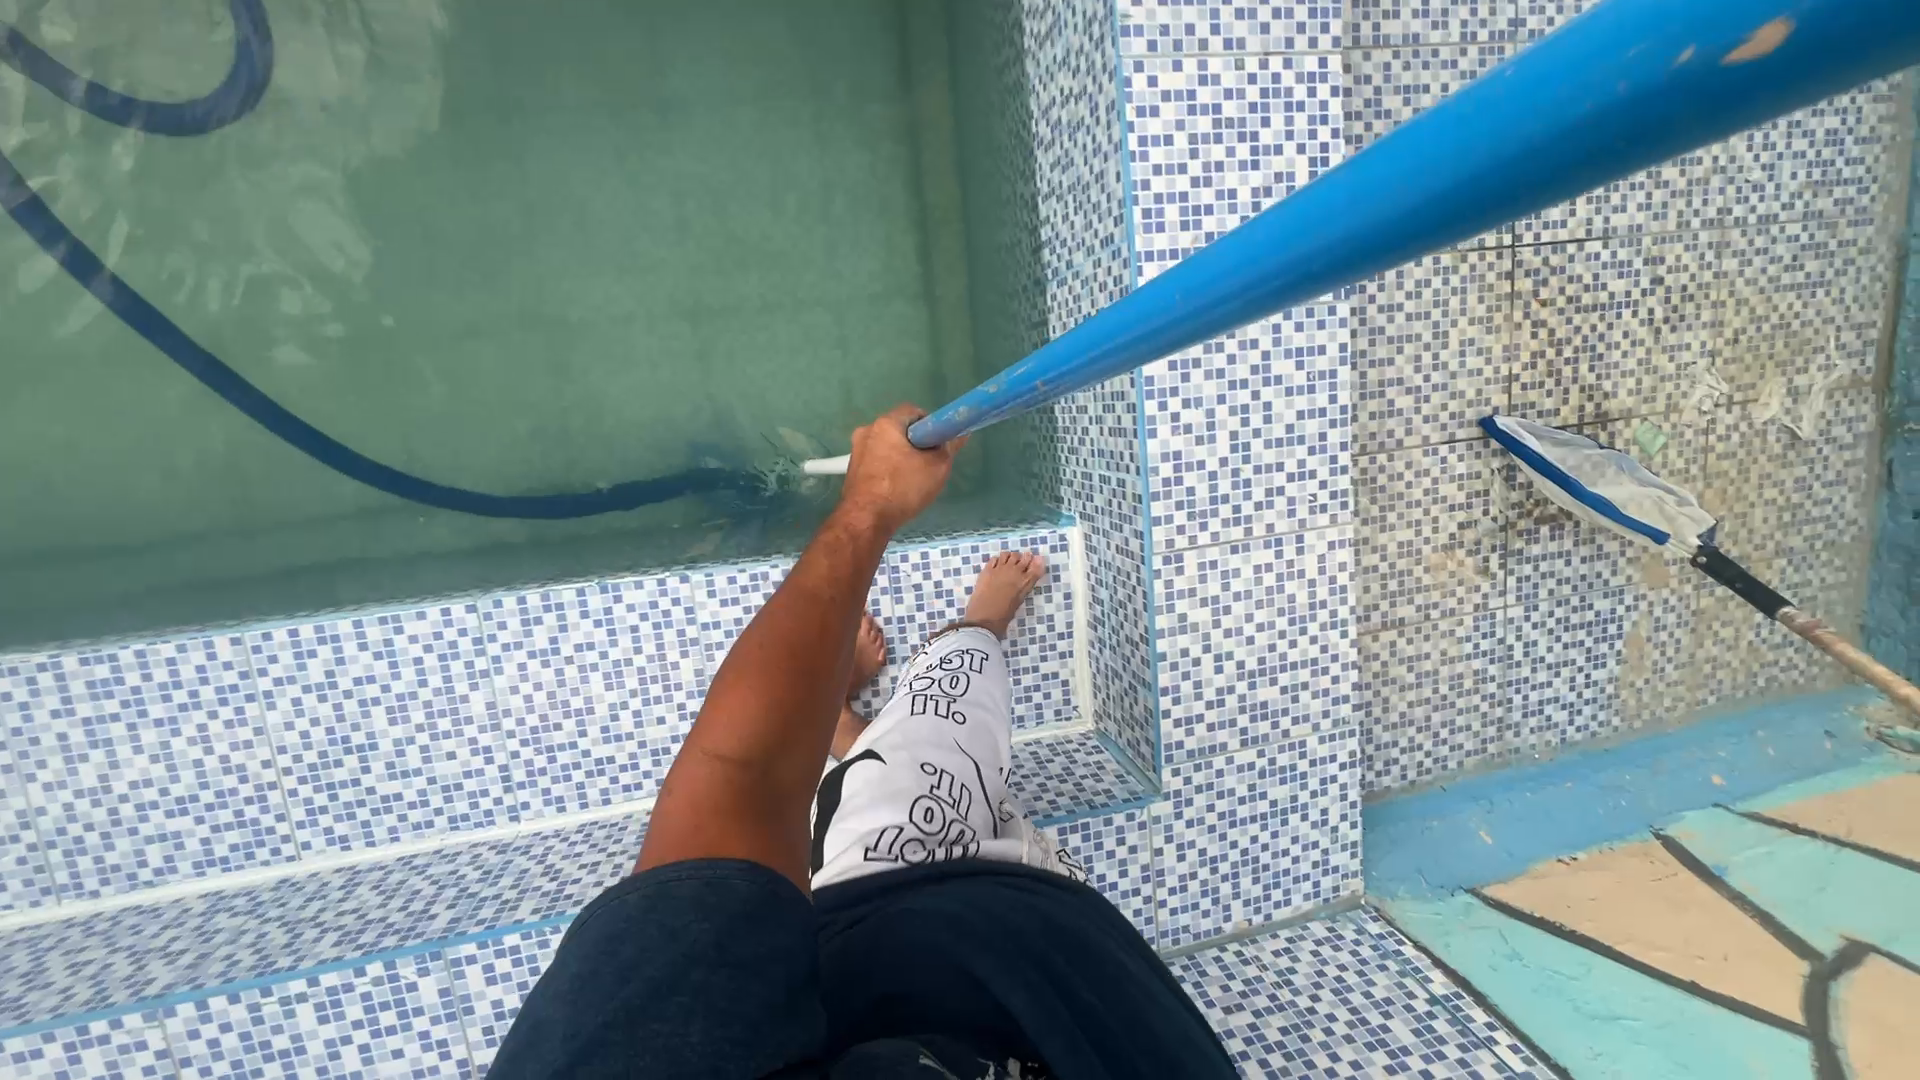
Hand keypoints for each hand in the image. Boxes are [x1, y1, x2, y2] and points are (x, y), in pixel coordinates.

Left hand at [838, 404, 966, 532]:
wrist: (867, 520)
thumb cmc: (903, 488)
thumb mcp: (937, 468)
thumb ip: (950, 447)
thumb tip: (961, 434)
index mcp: (886, 424)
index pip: (913, 412)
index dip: (930, 425)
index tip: (938, 444)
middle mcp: (867, 431)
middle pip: (899, 430)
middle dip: (916, 443)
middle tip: (929, 463)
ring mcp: (856, 451)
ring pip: (887, 447)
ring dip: (901, 457)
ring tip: (913, 479)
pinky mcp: (852, 470)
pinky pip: (877, 462)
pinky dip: (888, 470)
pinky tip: (897, 489)